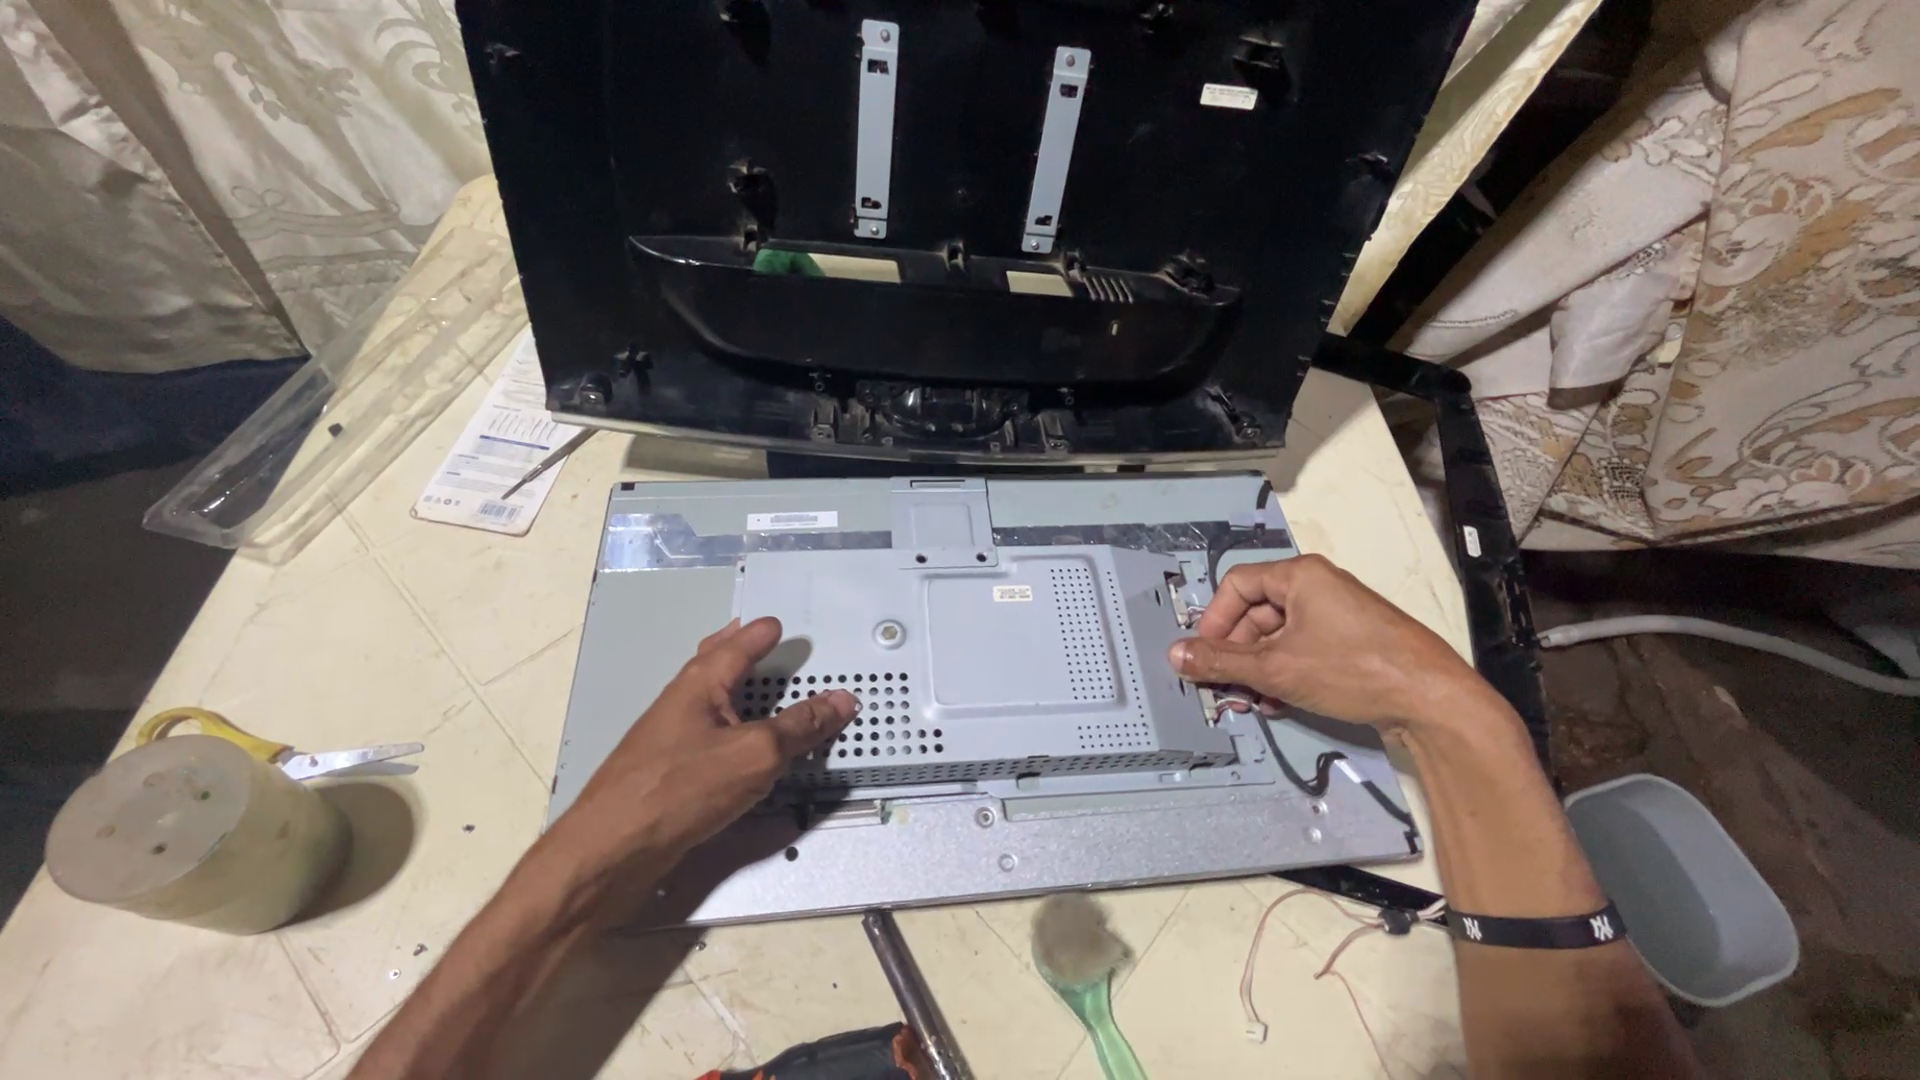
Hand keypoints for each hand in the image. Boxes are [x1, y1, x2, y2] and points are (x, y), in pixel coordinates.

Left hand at [554, 618, 854, 870]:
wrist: (611, 850)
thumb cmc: (682, 788)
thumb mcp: (756, 754)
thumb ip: (800, 727)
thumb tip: (843, 699)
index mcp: (700, 685)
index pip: (736, 647)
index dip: (760, 635)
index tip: (779, 624)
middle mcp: (681, 703)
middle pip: (710, 663)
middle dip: (734, 647)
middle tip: (756, 635)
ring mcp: (669, 738)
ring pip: (708, 700)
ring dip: (731, 685)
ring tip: (755, 683)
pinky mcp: (667, 772)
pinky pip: (707, 734)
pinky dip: (728, 724)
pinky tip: (736, 743)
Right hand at [1168, 554, 1485, 728]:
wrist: (1434, 701)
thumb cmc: (1353, 671)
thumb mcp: (1276, 669)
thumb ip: (1221, 662)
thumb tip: (1176, 655)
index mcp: (1300, 576)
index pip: (1236, 585)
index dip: (1213, 620)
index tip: (1204, 654)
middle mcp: (1319, 586)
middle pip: (1257, 612)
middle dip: (1236, 651)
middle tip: (1225, 684)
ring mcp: (1339, 613)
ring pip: (1279, 634)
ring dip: (1258, 667)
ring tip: (1251, 700)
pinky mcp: (1355, 640)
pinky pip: (1304, 648)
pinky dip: (1285, 671)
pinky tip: (1279, 702)